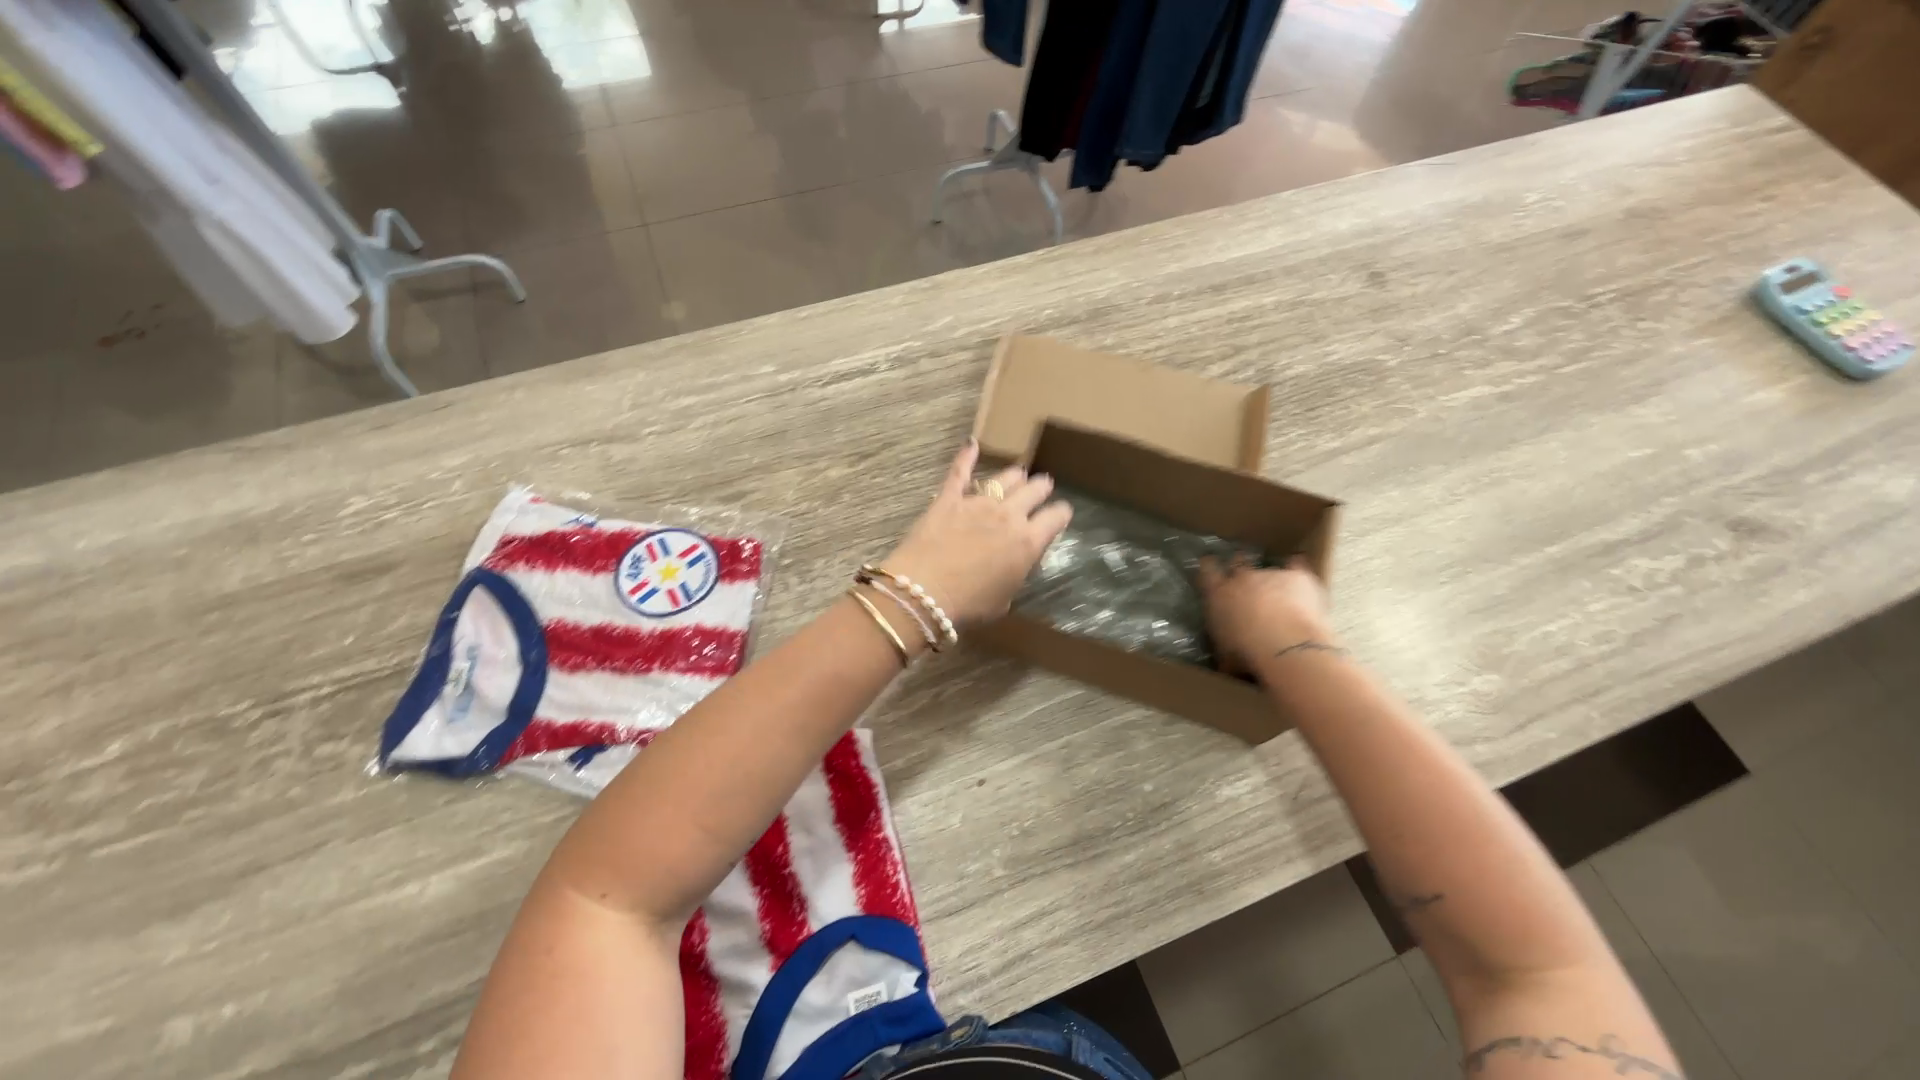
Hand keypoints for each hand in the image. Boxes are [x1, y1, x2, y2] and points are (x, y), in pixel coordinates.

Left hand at [881, 440, 1072, 624]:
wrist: (924, 592)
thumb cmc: (969, 605)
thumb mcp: (1005, 598)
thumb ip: (1016, 573)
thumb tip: (1016, 562)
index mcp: (1028, 542)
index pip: (1055, 518)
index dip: (1061, 513)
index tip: (1062, 512)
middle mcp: (1009, 515)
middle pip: (1034, 491)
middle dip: (1041, 488)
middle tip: (1043, 486)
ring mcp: (978, 502)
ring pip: (1005, 478)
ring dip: (1015, 475)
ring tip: (1019, 473)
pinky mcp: (949, 498)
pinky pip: (960, 471)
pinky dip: (966, 455)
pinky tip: (971, 443)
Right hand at [1197, 554, 1333, 671]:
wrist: (1285, 644)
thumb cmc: (1247, 653)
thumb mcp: (1226, 655)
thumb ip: (1225, 649)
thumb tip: (1226, 662)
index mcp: (1219, 595)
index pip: (1207, 571)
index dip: (1209, 566)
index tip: (1209, 563)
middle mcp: (1242, 579)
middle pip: (1238, 562)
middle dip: (1240, 566)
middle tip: (1244, 576)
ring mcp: (1271, 574)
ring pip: (1269, 567)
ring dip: (1271, 578)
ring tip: (1278, 589)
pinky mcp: (1297, 576)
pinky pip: (1296, 567)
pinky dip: (1296, 569)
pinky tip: (1299, 571)